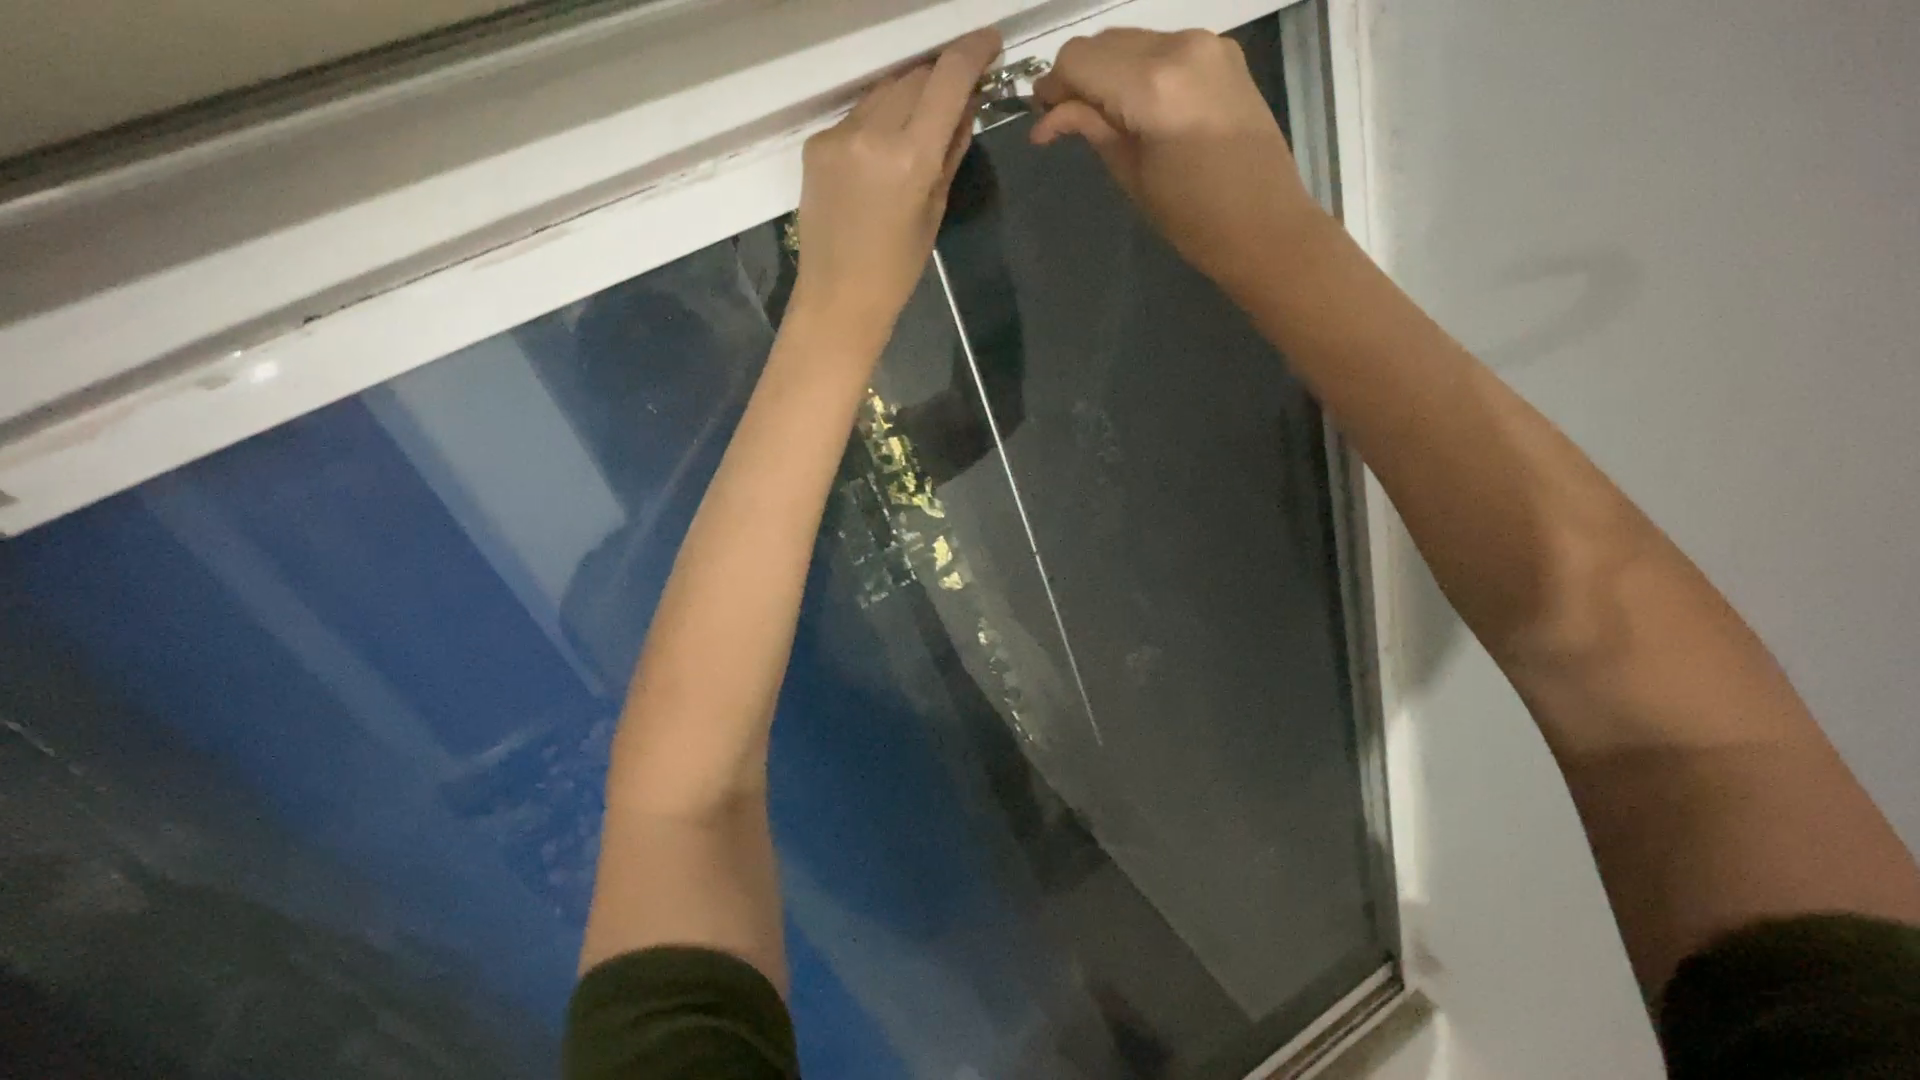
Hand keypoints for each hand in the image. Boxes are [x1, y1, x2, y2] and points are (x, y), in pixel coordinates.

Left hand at [792, 29, 1002, 340]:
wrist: (839, 295)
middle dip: (940, 77)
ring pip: (885, 90)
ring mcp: (839, 135)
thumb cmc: (899, 265)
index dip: (973, 51)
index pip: (948, 78)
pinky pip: (858, 114)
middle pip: (916, 76)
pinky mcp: (817, 143)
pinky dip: (877, 120)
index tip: (989, 43)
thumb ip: (951, 148)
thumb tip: (966, 104)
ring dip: (908, 95)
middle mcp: (873, 134)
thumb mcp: (936, 206)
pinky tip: (881, 151)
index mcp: (911, 157)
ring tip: (920, 123)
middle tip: (958, 92)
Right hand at [1030, 29, 1328, 292]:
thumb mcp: (1131, 175)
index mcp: (1154, 86)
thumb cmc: (1194, 218)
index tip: (1042, 117)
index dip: (1052, 86)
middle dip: (1078, 77)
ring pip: (1132, 40)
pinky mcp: (1223, 53)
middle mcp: (1180, 49)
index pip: (1079, 60)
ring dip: (1108, 70)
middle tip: (1064, 120)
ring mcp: (1207, 45)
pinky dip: (1140, 68)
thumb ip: (1091, 129)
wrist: (1267, 226)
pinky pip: (1163, 46)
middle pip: (1103, 43)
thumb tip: (1046, 117)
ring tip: (1103, 117)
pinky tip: (1139, 106)